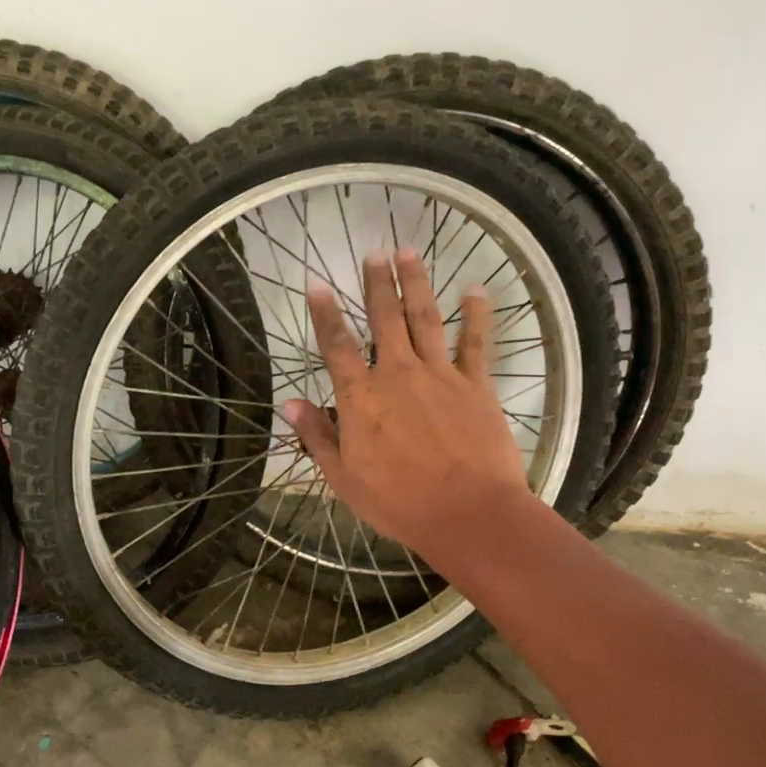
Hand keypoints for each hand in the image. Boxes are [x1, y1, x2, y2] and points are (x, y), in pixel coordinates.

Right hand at [282, 248, 532, 562]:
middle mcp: (397, 375)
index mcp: (361, 398)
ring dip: (416, 284)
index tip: (316, 285)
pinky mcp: (476, 385)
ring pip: (425, 318)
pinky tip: (474, 290)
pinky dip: (475, 315)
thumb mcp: (344, 478)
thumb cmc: (399, 502)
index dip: (325, 314)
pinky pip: (475, 342)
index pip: (336, 346)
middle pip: (384, 319)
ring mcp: (440, 375)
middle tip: (374, 252)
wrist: (468, 514)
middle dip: (377, 284)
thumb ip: (318, 436)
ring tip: (409, 253)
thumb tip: (290, 404)